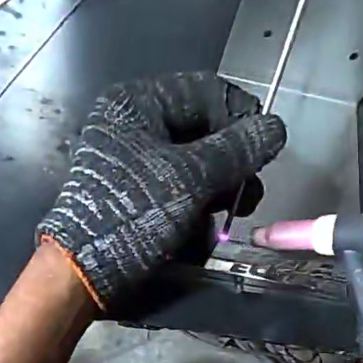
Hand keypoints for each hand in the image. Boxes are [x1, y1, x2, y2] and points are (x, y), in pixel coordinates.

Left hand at [39, 72, 286, 310]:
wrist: (87, 270)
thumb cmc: (133, 213)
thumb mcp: (191, 179)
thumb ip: (236, 151)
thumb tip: (276, 128)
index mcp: (138, 102)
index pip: (207, 91)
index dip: (242, 119)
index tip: (262, 154)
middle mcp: (136, 122)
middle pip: (204, 127)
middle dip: (233, 161)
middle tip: (248, 193)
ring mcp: (136, 158)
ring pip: (197, 160)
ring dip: (222, 185)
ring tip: (233, 212)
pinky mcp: (140, 190)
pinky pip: (182, 184)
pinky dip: (201, 200)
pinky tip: (209, 223)